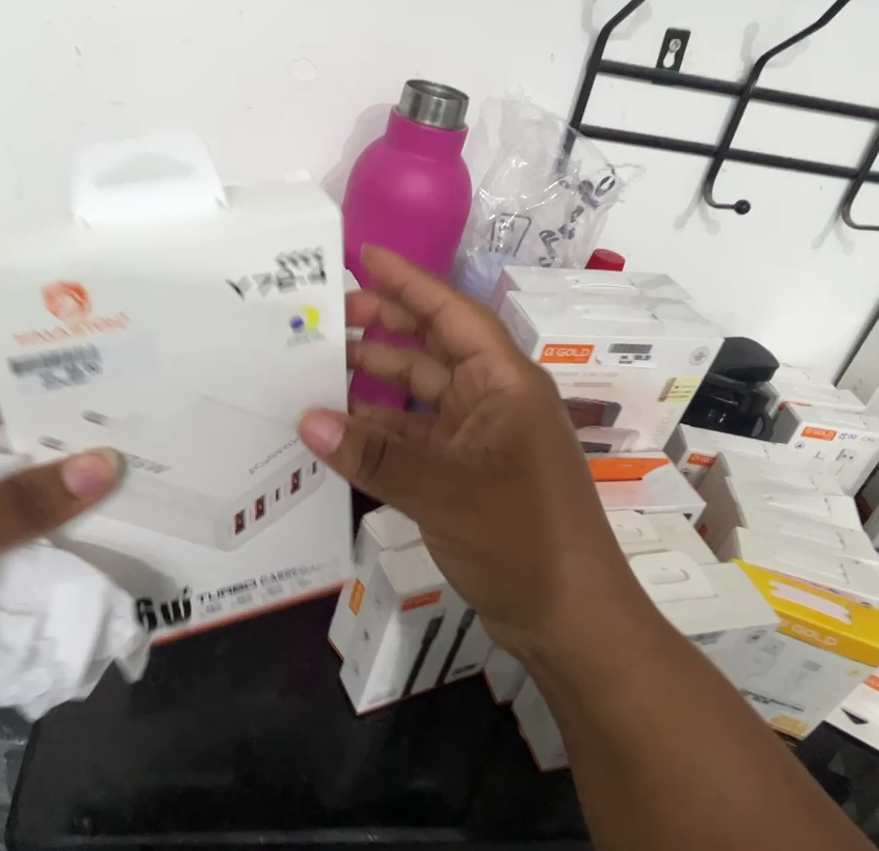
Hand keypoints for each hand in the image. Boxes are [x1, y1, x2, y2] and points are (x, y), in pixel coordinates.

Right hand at [295, 246, 638, 659]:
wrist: (572, 621)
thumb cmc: (523, 540)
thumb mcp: (445, 492)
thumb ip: (375, 455)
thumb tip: (307, 421)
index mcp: (505, 383)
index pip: (452, 314)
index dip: (409, 282)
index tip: (363, 256)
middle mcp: (494, 401)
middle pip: (432, 349)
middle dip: (383, 328)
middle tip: (325, 317)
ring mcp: (481, 440)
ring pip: (419, 395)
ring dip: (374, 383)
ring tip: (316, 369)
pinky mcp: (467, 476)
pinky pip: (416, 439)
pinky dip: (380, 433)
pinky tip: (339, 431)